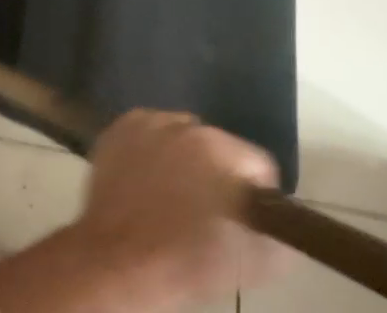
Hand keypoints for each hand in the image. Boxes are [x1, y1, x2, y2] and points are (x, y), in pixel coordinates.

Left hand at [0, 109, 285, 312]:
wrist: (117, 260)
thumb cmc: (187, 263)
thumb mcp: (251, 259)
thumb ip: (273, 234)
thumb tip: (276, 224)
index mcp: (219, 148)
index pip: (255, 163)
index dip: (252, 192)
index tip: (242, 214)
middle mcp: (178, 124)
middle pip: (212, 145)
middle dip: (213, 172)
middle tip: (202, 210)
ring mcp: (139, 126)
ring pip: (174, 139)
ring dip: (177, 162)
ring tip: (168, 201)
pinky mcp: (110, 134)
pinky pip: (139, 139)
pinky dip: (144, 156)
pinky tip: (139, 187)